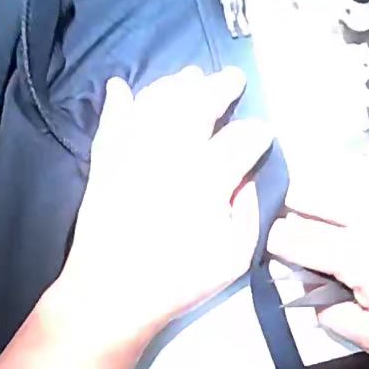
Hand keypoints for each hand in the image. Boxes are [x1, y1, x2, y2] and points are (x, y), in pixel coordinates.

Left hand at [47, 66, 271, 346]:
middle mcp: (171, 153)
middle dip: (220, 87)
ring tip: (190, 76)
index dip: (257, 132)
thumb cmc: (179, 280)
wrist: (112, 292)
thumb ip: (248, 213)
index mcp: (208, 178)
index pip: (241, 140)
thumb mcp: (234, 257)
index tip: (263, 132)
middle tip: (233, 79)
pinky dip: (118, 102)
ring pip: (156, 102)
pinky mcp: (105, 161)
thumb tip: (246, 180)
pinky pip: (112, 120)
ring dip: (175, 84)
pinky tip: (121, 89)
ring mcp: (134, 152)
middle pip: (198, 104)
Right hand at [266, 185, 368, 368]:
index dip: (275, 241)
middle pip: (313, 190)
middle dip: (295, 206)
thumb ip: (335, 316)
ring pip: (353, 181)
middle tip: (299, 227)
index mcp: (360, 253)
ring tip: (346, 224)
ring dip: (337, 199)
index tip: (273, 246)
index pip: (295, 236)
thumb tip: (310, 298)